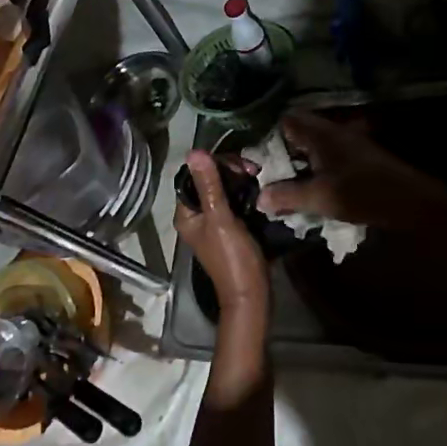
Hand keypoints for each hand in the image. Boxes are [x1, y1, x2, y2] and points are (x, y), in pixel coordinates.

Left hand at [175, 151, 267, 311]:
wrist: (252, 293)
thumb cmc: (233, 258)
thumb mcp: (221, 219)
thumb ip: (209, 186)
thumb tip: (194, 152)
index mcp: (186, 214)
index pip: (194, 175)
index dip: (214, 163)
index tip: (239, 164)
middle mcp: (197, 215)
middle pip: (210, 180)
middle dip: (230, 171)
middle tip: (254, 171)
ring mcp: (215, 221)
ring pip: (225, 189)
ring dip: (241, 180)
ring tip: (259, 177)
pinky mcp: (232, 226)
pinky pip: (236, 200)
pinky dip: (246, 192)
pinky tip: (260, 189)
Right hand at [257, 112, 446, 228]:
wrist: (410, 202)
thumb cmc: (362, 193)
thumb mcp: (319, 197)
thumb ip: (287, 196)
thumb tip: (259, 197)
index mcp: (320, 133)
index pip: (284, 120)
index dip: (265, 135)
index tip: (251, 155)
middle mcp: (332, 132)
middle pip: (297, 135)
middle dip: (279, 154)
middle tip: (262, 175)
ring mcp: (346, 145)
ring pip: (311, 150)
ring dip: (296, 166)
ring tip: (279, 187)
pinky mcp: (356, 160)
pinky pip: (325, 161)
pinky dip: (312, 173)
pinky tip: (306, 192)